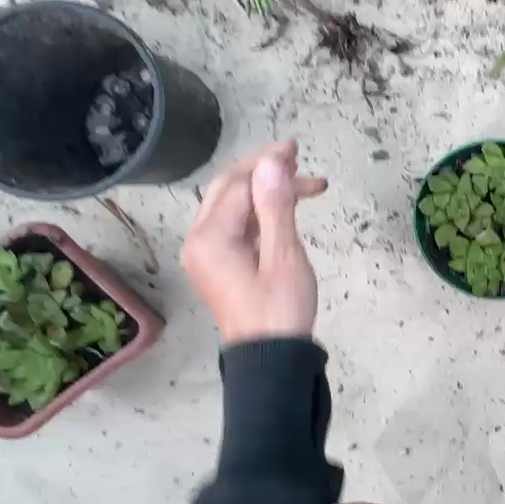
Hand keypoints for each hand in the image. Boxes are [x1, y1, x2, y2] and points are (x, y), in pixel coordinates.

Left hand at [181, 140, 328, 345]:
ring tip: (304, 185)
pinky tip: (284, 210)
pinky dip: (261, 210)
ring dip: (266, 190)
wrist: (269, 356)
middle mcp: (200, 240)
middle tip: (299, 159)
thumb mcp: (285, 256)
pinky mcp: (220, 264)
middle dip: (263, 170)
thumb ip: (276, 207)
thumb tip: (273, 163)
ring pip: (232, 206)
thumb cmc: (281, 308)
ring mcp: (207, 253)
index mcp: (211, 237)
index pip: (238, 184)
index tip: (297, 147)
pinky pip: (236, 224)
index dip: (267, 162)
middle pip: (228, 189)